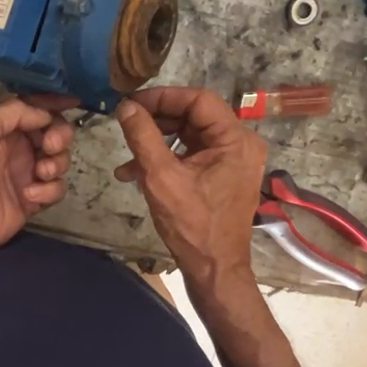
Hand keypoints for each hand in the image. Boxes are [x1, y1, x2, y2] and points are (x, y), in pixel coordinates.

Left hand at [0, 96, 76, 253]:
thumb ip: (12, 113)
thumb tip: (44, 114)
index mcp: (3, 128)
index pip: (34, 108)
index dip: (54, 103)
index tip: (73, 101)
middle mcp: (19, 147)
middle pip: (55, 131)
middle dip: (60, 135)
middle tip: (50, 146)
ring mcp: (28, 172)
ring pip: (60, 159)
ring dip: (56, 163)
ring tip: (39, 173)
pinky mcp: (35, 197)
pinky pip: (57, 187)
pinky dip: (48, 190)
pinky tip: (29, 196)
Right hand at [114, 88, 266, 284]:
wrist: (214, 268)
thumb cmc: (191, 224)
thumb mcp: (161, 177)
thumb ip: (143, 137)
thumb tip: (126, 107)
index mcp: (235, 140)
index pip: (198, 99)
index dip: (162, 97)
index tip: (130, 103)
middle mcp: (240, 144)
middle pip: (194, 116)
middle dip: (156, 120)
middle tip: (125, 124)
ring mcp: (233, 161)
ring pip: (189, 136)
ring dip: (156, 142)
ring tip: (127, 157)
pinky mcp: (222, 175)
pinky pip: (191, 155)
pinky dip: (166, 159)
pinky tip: (136, 173)